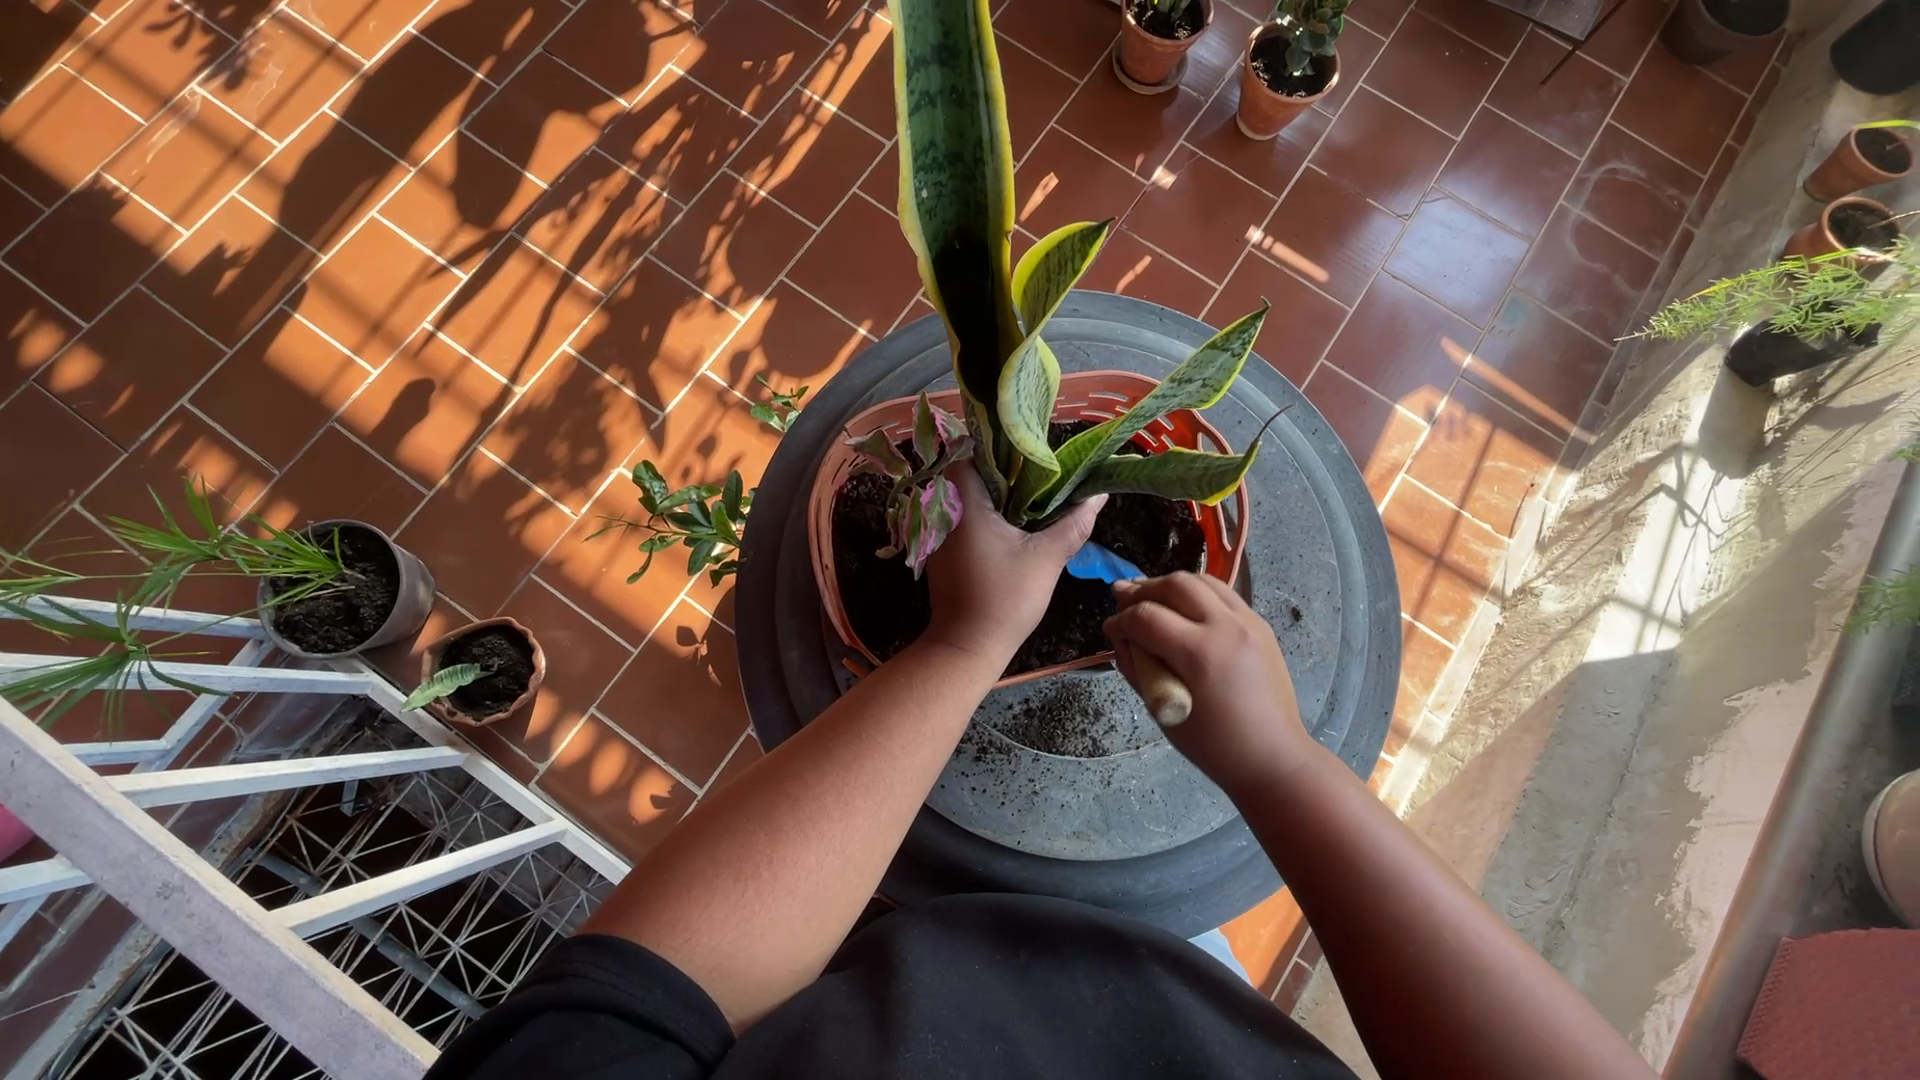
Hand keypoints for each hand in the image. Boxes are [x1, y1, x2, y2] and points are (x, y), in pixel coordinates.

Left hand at [924, 462, 1104, 660]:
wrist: (968, 645)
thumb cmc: (1005, 598)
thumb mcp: (1046, 558)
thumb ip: (1073, 524)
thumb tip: (1099, 496)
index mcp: (963, 505)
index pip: (968, 455)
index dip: (995, 449)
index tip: (1025, 454)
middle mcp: (942, 513)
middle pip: (966, 475)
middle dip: (998, 473)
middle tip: (1034, 474)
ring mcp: (937, 534)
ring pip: (961, 498)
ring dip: (989, 495)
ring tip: (1026, 496)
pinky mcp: (940, 553)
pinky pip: (959, 520)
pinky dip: (981, 516)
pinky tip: (1008, 525)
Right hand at [1103, 573, 1311, 796]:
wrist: (1274, 758)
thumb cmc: (1215, 747)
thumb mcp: (1164, 712)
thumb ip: (1139, 670)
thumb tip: (1122, 641)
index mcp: (1200, 654)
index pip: (1146, 618)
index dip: (1120, 620)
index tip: (1109, 629)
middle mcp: (1226, 628)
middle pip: (1175, 586)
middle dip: (1142, 590)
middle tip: (1122, 598)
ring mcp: (1249, 623)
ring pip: (1201, 581)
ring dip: (1170, 585)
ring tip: (1151, 596)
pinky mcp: (1260, 626)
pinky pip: (1222, 594)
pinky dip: (1196, 594)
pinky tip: (1183, 607)